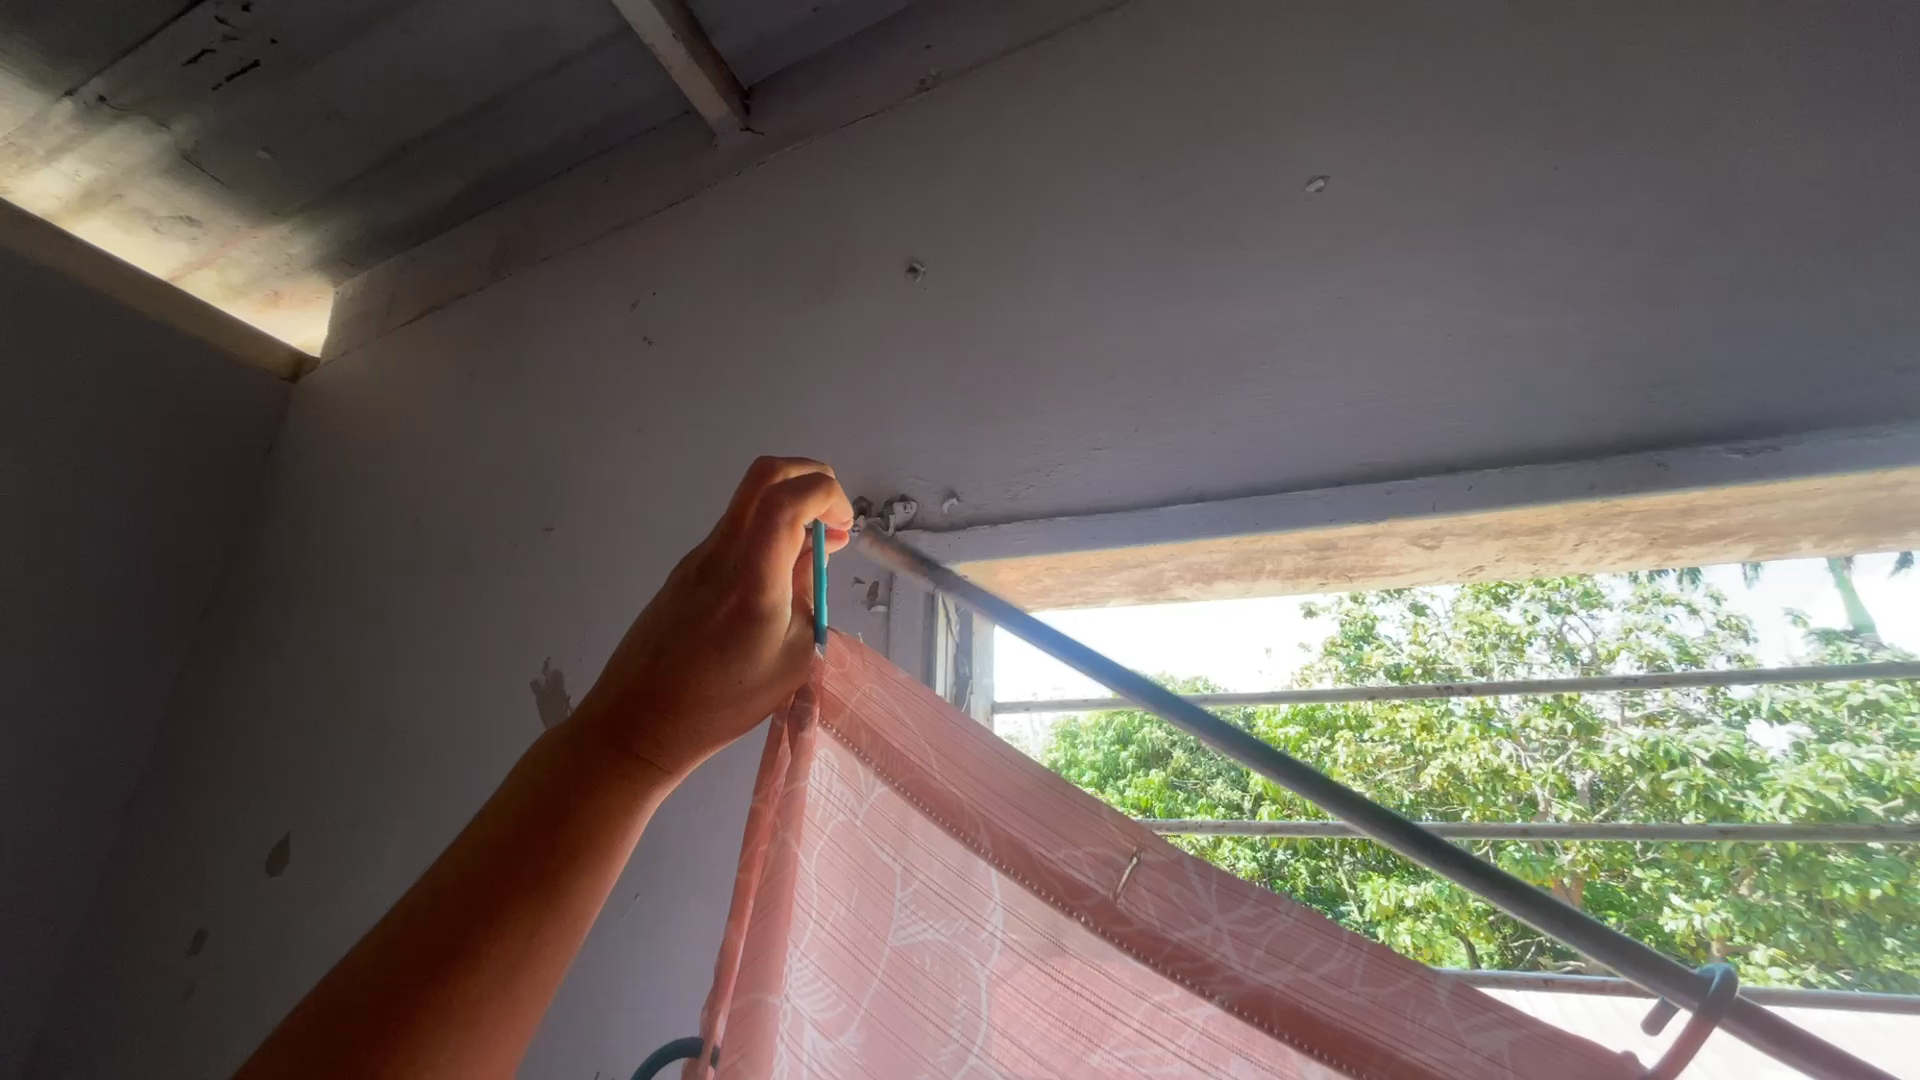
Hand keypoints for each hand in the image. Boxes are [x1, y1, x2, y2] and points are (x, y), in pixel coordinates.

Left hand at [571, 457, 852, 779]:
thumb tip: (814, 556)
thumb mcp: (792, 658)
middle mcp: (722, 552)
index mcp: (754, 579)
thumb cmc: (724, 703)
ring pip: (751, 498)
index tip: (845, 528)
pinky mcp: (687, 568)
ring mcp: (699, 556)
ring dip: (792, 506)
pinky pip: (737, 527)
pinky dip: (769, 529)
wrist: (638, 722)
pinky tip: (779, 575)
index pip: (790, 498)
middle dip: (813, 478)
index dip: (829, 496)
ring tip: (813, 554)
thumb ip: (807, 596)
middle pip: (766, 473)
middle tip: (834, 520)